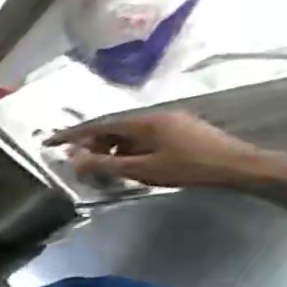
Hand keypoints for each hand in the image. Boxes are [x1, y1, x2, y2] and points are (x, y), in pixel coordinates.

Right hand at [46, 112, 280, 189]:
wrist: (237, 167)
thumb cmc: (188, 167)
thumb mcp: (140, 169)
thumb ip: (104, 164)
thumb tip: (74, 159)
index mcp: (145, 122)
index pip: (99, 125)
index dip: (72, 135)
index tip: (50, 142)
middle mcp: (156, 117)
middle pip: (113, 128)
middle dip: (91, 144)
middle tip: (78, 163)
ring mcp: (170, 123)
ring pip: (127, 134)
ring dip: (109, 149)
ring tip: (101, 168)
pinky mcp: (179, 133)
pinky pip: (142, 138)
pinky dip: (125, 150)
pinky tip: (125, 165)